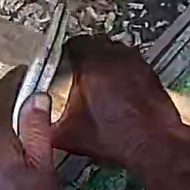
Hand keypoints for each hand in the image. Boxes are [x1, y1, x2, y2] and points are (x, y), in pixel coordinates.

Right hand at [51, 36, 189, 168]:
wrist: (152, 145)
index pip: (73, 44)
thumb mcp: (69, 135)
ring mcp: (135, 63)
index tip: (62, 61)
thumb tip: (36, 121)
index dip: (64, 53)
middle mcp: (115, 58)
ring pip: (115, 51)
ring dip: (105, 62)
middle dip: (85, 55)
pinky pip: (131, 63)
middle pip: (95, 43)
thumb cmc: (118, 138)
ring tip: (98, 80)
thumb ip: (47, 123)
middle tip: (78, 71)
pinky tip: (118, 90)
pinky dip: (122, 72)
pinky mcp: (149, 73)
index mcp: (91, 65)